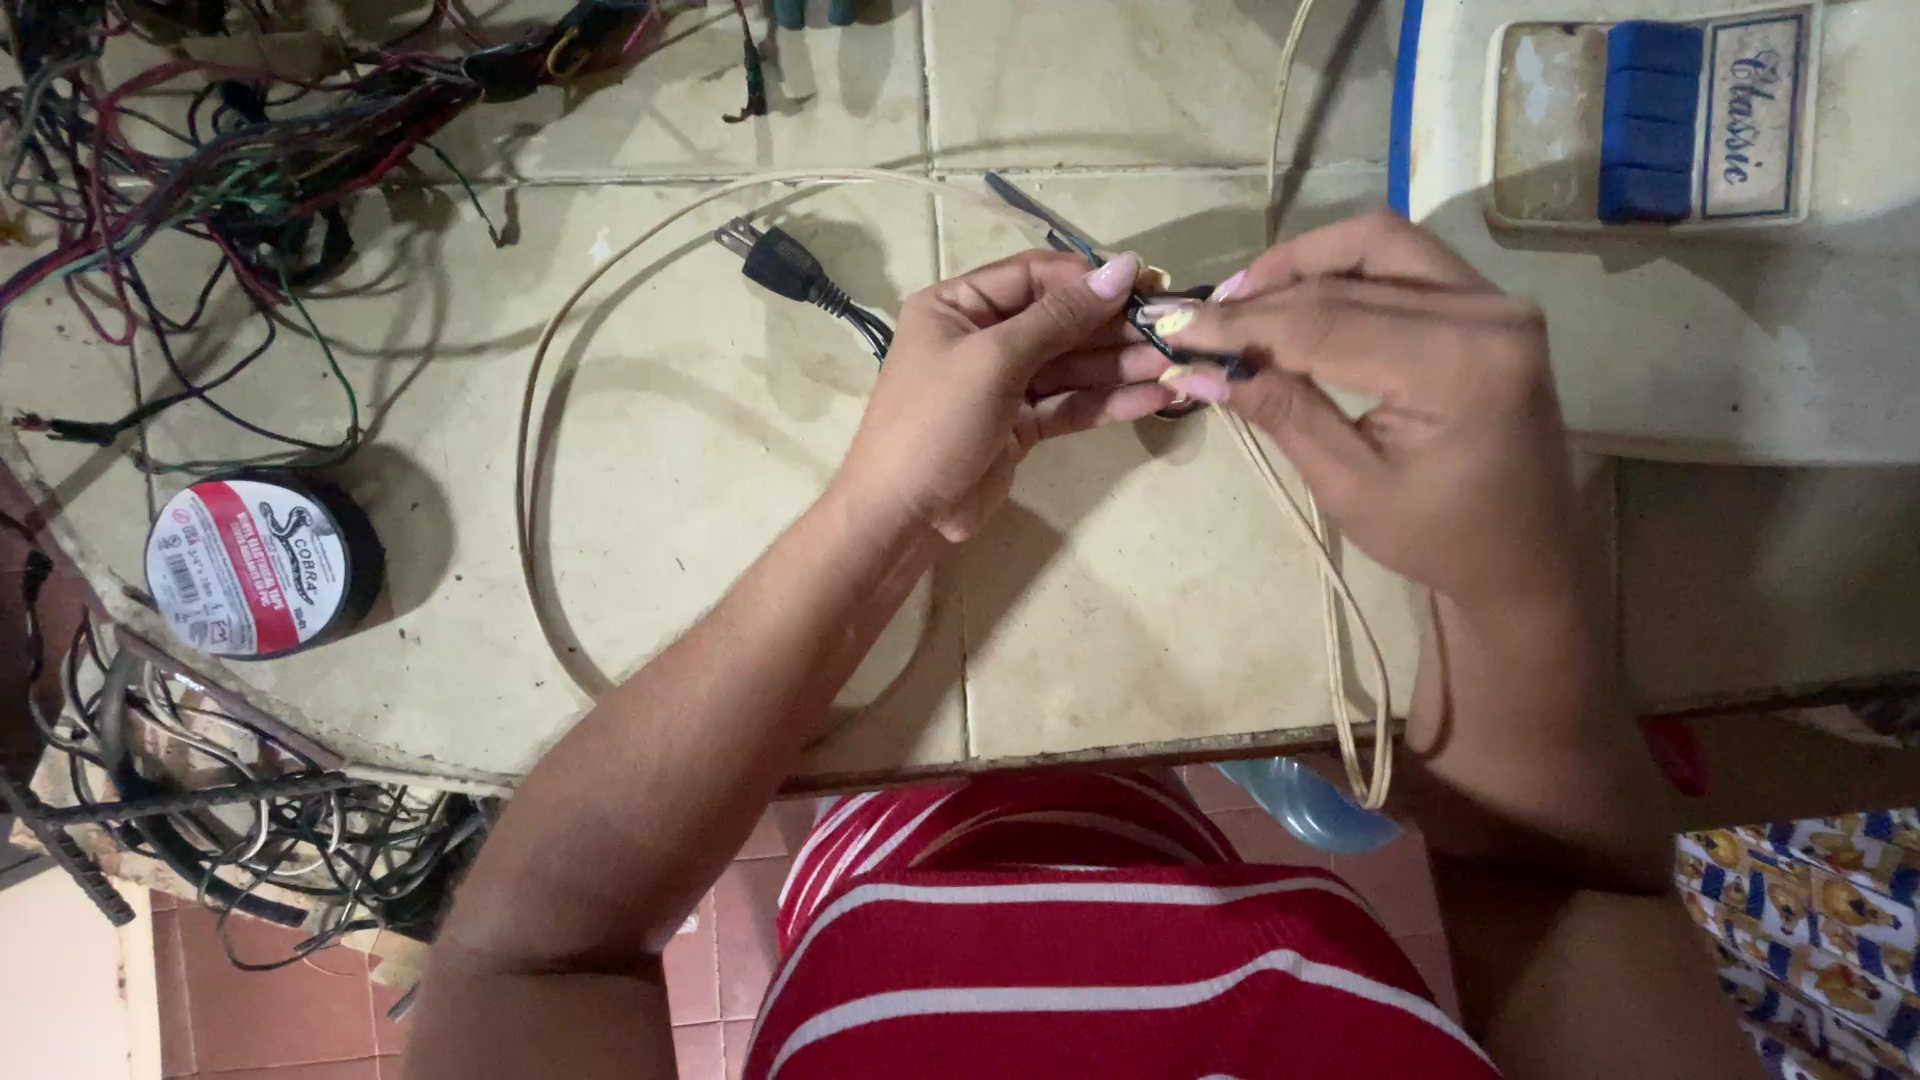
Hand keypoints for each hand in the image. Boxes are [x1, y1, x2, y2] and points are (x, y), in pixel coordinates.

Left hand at [834, 250, 1176, 541]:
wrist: (905, 513)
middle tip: (1173, 326)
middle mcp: (981, 338)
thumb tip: (1122, 268)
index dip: (1088, 279)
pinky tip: (1154, 397)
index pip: (1033, 276)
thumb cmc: (936, 423)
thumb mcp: (994, 360)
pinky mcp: (1020, 427)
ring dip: (1121, 365)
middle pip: (1059, 321)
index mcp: (958, 306)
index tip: (1144, 283)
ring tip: (1176, 363)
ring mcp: (1003, 385)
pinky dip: (1107, 402)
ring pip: (1070, 366)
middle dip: (1114, 325)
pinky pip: (1069, 405)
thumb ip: (1059, 317)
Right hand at [1152, 210, 1581, 609]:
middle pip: (1345, 275)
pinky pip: (1398, 259)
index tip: (1175, 329)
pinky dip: (1335, 268)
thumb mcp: (1347, 486)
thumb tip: (1199, 372)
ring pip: (1375, 241)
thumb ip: (1281, 413)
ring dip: (1298, 264)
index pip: (1324, 323)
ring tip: (1239, 302)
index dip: (1240, 325)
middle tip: (1195, 323)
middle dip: (1259, 297)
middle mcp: (1486, 312)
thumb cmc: (1435, 536)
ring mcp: (1491, 299)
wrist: (1524, 552)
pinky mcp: (1483, 303)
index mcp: (1457, 367)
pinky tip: (1291, 297)